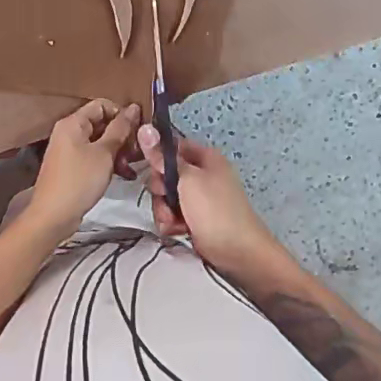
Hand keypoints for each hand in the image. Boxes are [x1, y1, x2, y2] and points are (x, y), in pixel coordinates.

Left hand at [25, 100, 140, 237]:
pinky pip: (94, 157)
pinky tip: (123, 174)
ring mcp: (69, 151)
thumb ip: (120, 129)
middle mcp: (68, 133)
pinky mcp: (72, 168)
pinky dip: (108, 162)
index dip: (122, 114)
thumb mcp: (104, 153)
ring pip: (100, 142)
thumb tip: (133, 108)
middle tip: (139, 151)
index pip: (102, 105)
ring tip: (132, 165)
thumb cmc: (79, 180)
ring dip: (118, 151)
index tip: (139, 130)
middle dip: (122, 135)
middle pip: (101, 123)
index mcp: (72, 123)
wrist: (53, 215)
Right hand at [138, 125, 287, 280]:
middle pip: (163, 174)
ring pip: (163, 197)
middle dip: (160, 191)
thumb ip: (162, 157)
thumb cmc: (215, 210)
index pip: (172, 147)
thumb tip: (144, 129)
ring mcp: (197, 199)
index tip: (150, 167)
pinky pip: (170, 215)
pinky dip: (170, 223)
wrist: (236, 251)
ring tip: (176, 221)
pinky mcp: (192, 218)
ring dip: (164, 210)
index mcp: (205, 158)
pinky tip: (178, 231)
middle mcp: (200, 175)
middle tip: (168, 199)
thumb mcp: (187, 179)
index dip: (157, 156)